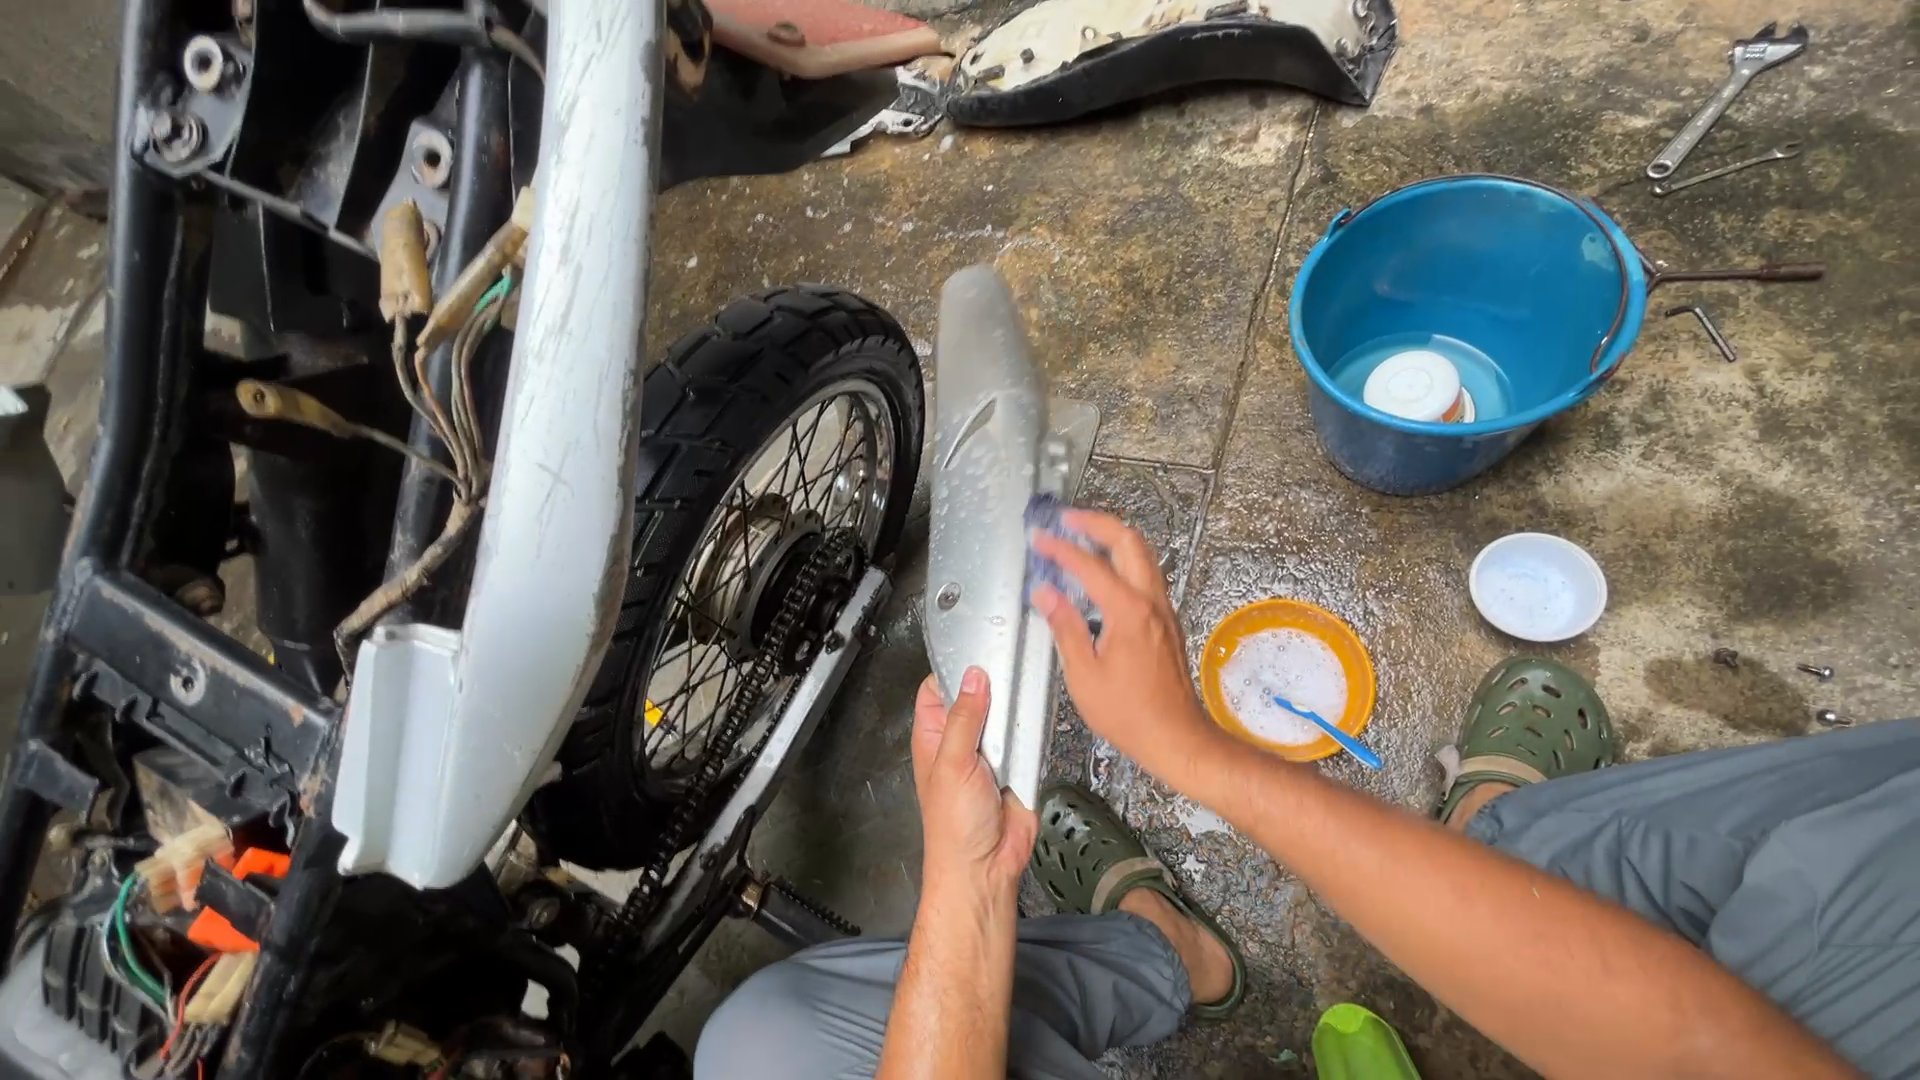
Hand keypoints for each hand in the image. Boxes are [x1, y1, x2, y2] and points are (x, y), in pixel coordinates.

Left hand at [912, 668, 1037, 900]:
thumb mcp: (953, 763)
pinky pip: (1027, 737)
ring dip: (1014, 708)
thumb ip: (965, 718)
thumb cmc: (953, 825)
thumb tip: (974, 677)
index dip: (953, 669)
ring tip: (1025, 685)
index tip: (974, 651)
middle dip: (992, 684)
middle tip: (1008, 662)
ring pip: (1005, 714)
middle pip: (977, 696)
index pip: (938, 688)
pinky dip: (1032, 728)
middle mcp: (962, 739)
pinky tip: (1038, 711)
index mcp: (934, 735)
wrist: (986, 868)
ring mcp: (991, 751)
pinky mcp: (1018, 764)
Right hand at [1030, 510, 1221, 777]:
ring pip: (1143, 555)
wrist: (1175, 737)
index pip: (1089, 566)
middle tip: (1067, 519)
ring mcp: (1163, 611)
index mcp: (1128, 613)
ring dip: (1113, 538)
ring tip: (1084, 535)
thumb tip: (1046, 594)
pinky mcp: (1166, 622)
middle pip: (1128, 542)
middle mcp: (1151, 604)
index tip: (1040, 540)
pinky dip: (1124, 560)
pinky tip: (1105, 571)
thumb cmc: (1130, 714)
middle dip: (1096, 524)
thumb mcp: (1084, 674)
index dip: (1061, 548)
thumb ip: (1065, 627)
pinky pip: (1147, 574)